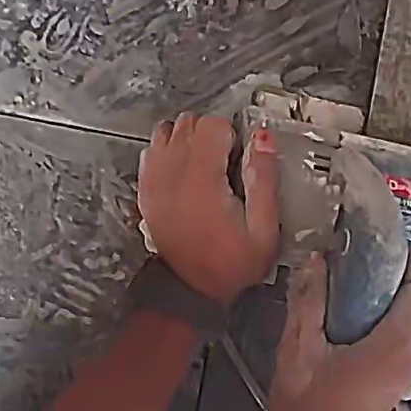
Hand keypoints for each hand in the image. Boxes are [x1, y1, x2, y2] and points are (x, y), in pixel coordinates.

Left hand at [137, 113, 279, 304]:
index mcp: (201, 180)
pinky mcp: (145, 189)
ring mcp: (153, 180)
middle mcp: (171, 173)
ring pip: (167, 131)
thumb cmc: (230, 263)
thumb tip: (263, 138)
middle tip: (225, 164)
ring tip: (204, 166)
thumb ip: (264, 179)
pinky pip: (151, 150)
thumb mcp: (264, 229)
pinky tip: (183, 172)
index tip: (238, 160)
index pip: (212, 124)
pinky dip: (168, 152)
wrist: (190, 289)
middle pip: (189, 122)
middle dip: (210, 135)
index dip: (232, 136)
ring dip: (188, 140)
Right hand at [270, 248, 410, 410]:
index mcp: (395, 344)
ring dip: (382, 290)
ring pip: (406, 315)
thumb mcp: (299, 355)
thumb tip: (314, 261)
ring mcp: (404, 365)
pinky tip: (342, 306)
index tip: (382, 236)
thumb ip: (306, 306)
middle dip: (392, 268)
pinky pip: (393, 330)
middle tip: (354, 248)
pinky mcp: (392, 373)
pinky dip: (375, 311)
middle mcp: (409, 352)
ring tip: (343, 271)